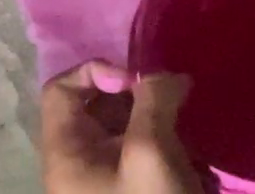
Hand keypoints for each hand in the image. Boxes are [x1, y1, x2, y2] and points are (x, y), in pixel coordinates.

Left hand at [41, 61, 201, 193]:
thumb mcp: (150, 152)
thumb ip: (154, 98)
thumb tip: (166, 76)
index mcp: (65, 154)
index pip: (62, 88)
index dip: (98, 73)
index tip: (138, 86)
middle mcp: (77, 165)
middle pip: (98, 105)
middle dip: (139, 98)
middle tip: (173, 106)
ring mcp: (103, 182)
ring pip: (125, 127)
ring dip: (159, 122)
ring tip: (187, 136)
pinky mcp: (130, 192)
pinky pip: (143, 153)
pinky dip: (167, 146)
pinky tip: (192, 162)